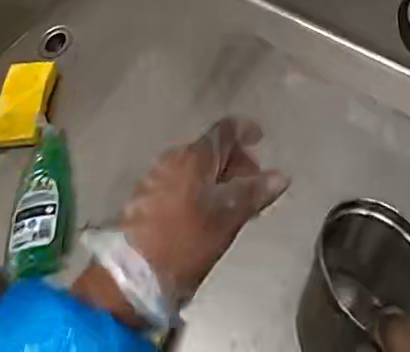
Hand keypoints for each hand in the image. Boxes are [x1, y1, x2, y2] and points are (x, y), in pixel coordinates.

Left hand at [71, 118, 288, 324]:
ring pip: (194, 167)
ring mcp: (154, 177)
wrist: (128, 280)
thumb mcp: (228, 217)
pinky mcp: (141, 199)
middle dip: (234, 162)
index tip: (260, 140)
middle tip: (251, 185)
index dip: (246, 130)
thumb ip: (255, 192)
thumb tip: (281, 175)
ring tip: (229, 204)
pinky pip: (178, 182)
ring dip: (214, 178)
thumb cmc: (185, 240)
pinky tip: (202, 214)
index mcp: (195, 155)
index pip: (226, 129)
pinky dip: (196, 189)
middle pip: (211, 148)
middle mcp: (173, 157)